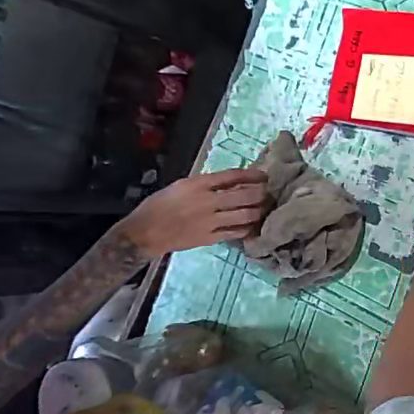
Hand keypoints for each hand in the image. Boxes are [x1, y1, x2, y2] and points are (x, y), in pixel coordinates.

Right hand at [117, 169, 268, 254]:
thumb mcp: (181, 186)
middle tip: (269, 193)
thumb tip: (230, 181)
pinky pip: (236, 232)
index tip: (264, 175)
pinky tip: (252, 224)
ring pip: (245, 214)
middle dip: (261, 193)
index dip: (252, 175)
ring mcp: (211, 221)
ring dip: (259, 210)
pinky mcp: (211, 238)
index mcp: (198, 185)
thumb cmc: (159, 205)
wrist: (144, 232)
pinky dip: (248, 227)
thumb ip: (205, 183)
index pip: (232, 176)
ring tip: (264, 208)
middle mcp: (208, 201)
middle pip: (245, 195)